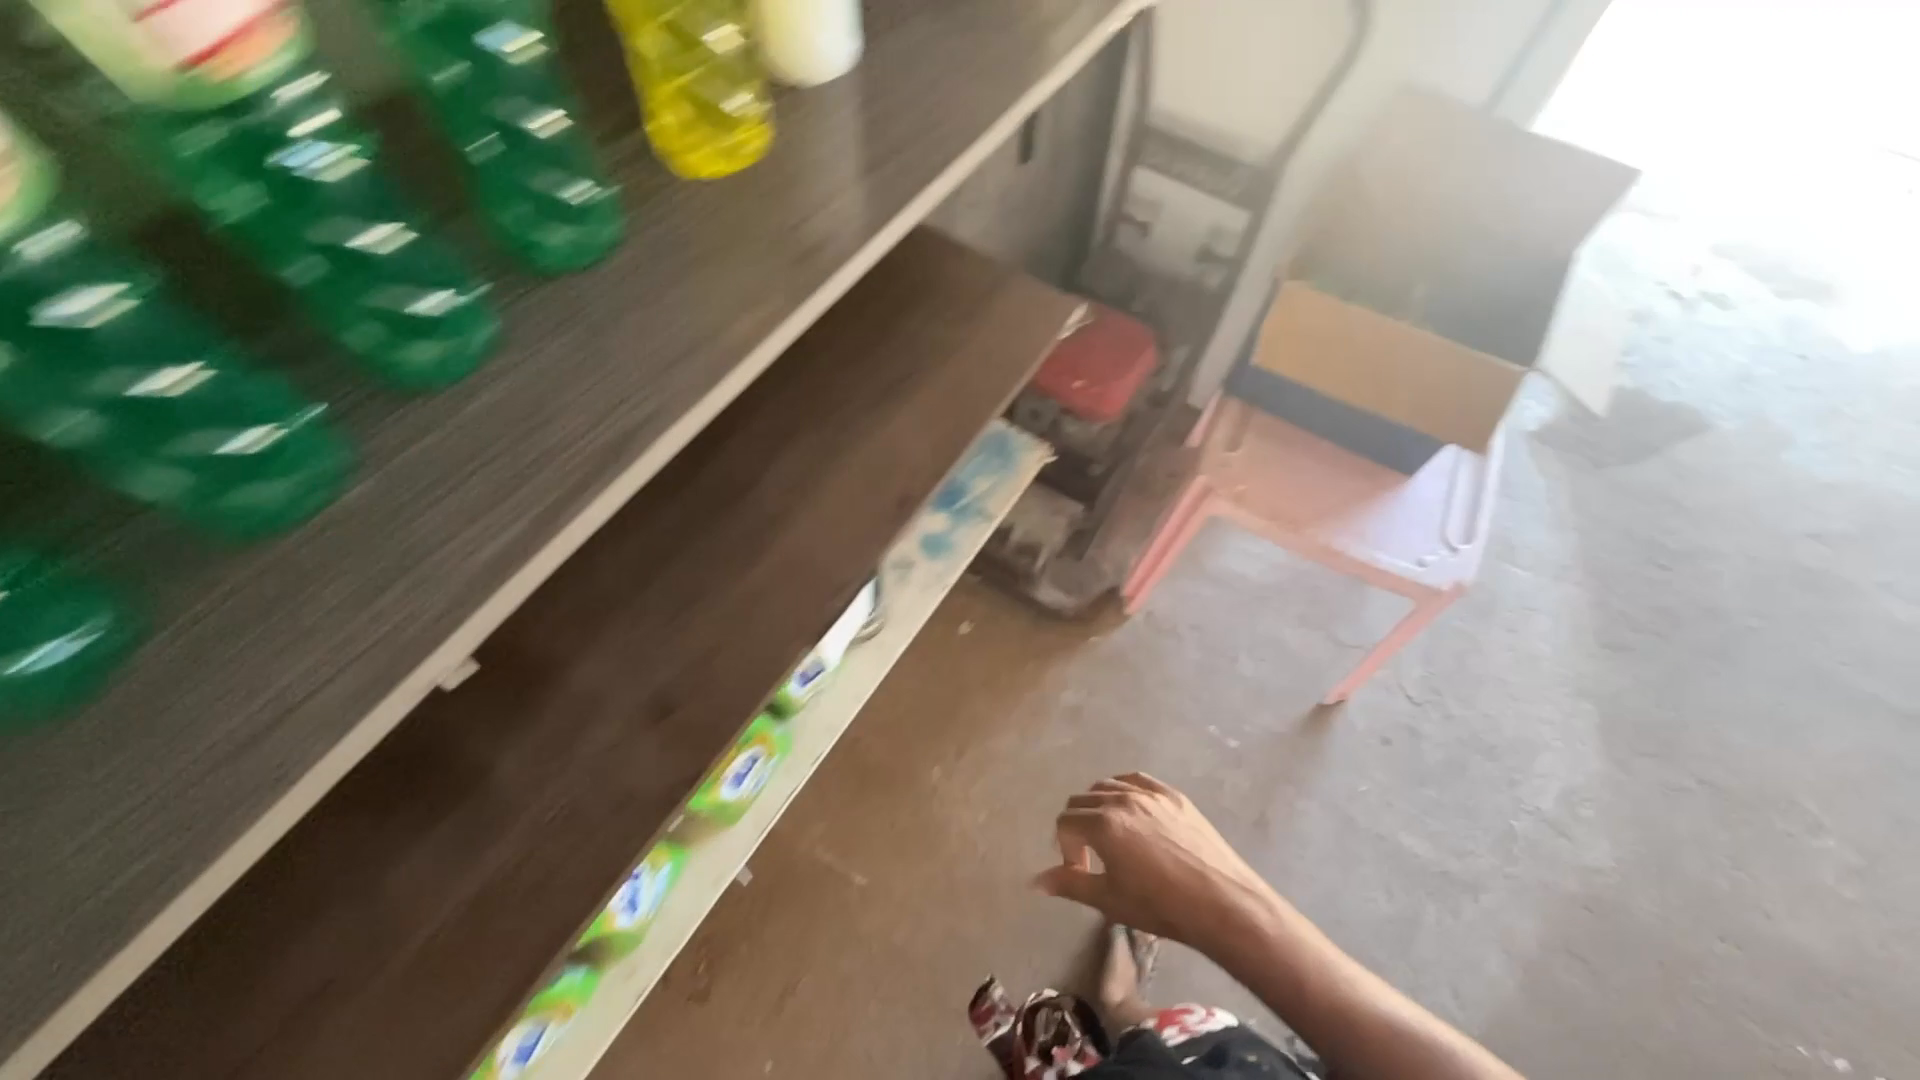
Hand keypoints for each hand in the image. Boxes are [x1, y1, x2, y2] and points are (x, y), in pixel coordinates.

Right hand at [1035, 773, 1278, 952]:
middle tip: (1089, 856)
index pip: (1064, 823)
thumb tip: (1036, 881)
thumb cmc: (1162, 906)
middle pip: (1081, 801)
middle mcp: (1122, 799)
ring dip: (1098, 807)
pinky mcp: (1174, 796)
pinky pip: (1138, 781)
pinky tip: (1131, 811)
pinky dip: (1124, 790)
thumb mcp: (1109, 900)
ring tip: (1110, 836)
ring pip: (1107, 787)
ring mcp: (1150, 794)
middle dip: (1076, 827)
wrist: (1223, 903)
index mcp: (1102, 824)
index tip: (1079, 871)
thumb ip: (1070, 884)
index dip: (1064, 848)